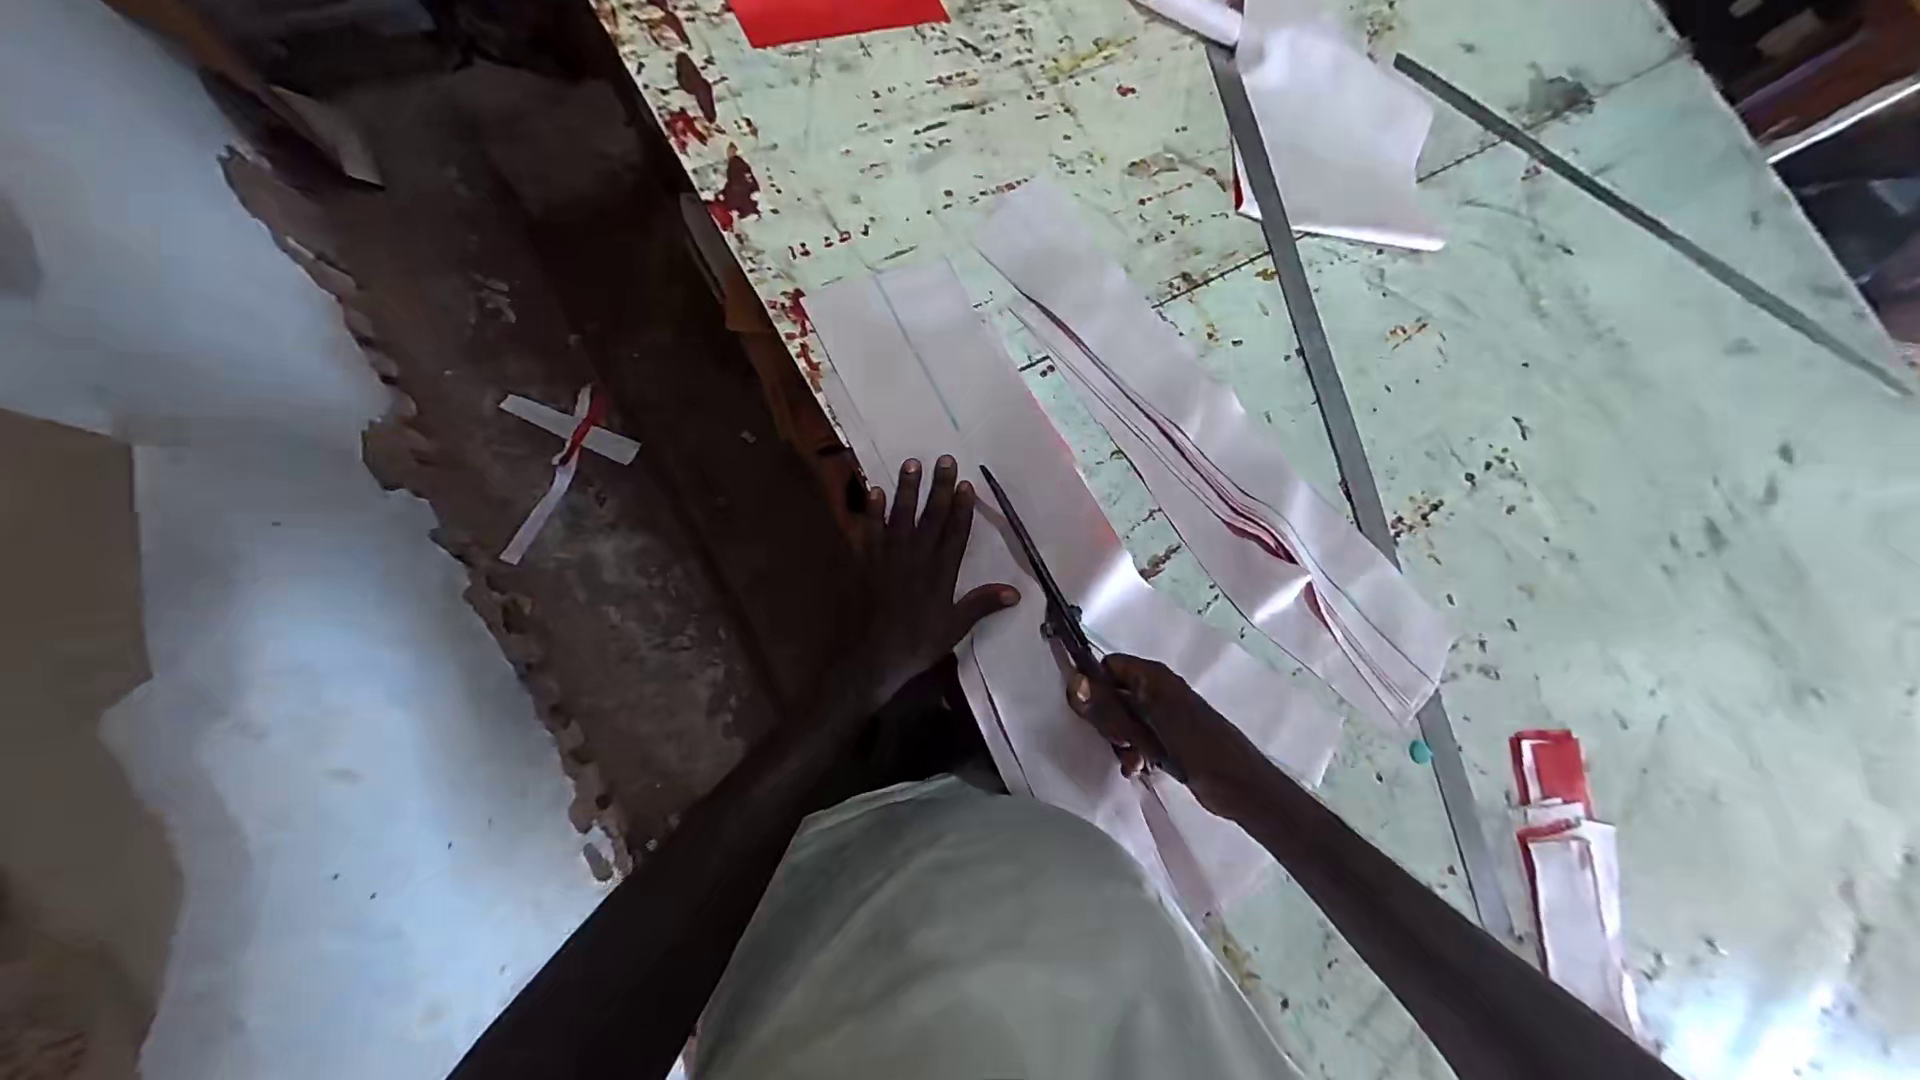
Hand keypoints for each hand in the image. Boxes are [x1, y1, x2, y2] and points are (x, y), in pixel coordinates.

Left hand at [830, 456, 1018, 721]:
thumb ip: (981, 605)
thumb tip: (1015, 592)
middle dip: (938, 487)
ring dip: (906, 489)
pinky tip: (874, 491)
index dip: (961, 508)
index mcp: (940, 574)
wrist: (869, 658)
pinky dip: (871, 511)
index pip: (955, 534)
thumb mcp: (954, 629)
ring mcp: (888, 558)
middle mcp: (916, 558)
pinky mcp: (865, 562)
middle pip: (930, 517)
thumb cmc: (915, 644)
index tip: (966, 484)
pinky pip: (869, 530)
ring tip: (911, 463)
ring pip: (900, 516)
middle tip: (944, 459)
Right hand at [1066, 654, 1262, 815]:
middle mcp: (1157, 690)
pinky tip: (1140, 768)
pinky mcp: (1167, 739)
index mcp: (1153, 677)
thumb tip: (1074, 682)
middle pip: (1112, 695)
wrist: (1240, 786)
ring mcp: (1162, 715)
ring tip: (1133, 760)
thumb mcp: (1146, 727)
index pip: (1108, 667)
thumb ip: (1108, 707)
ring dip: (1121, 742)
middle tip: (1120, 741)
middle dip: (1109, 722)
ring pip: (1122, 721)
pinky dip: (1134, 753)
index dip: (1094, 686)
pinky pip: (1137, 739)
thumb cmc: (1197, 747)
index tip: (1089, 712)